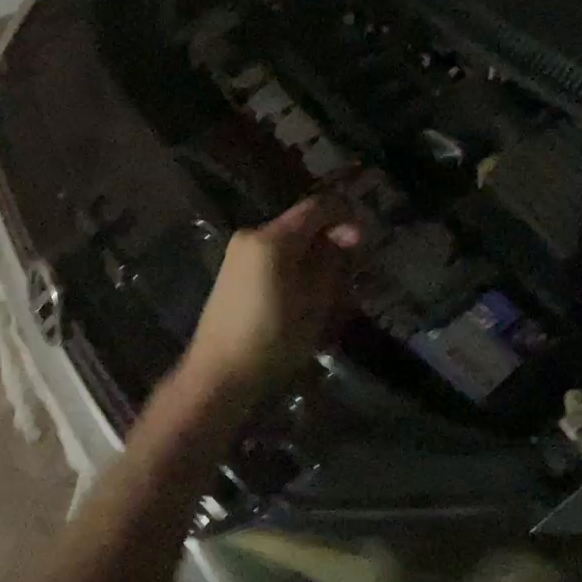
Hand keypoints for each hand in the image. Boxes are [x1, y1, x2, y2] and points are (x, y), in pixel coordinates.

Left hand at [185, 197, 361, 394]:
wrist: (219, 374)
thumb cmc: (273, 340)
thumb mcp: (315, 301)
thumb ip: (331, 260)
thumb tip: (343, 234)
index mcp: (272, 238)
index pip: (317, 207)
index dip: (345, 217)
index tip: (362, 242)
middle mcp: (252, 235)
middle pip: (301, 224)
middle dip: (329, 242)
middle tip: (349, 274)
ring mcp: (239, 253)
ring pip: (288, 243)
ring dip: (313, 259)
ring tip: (329, 293)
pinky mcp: (233, 272)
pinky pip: (273, 258)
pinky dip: (294, 268)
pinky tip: (304, 298)